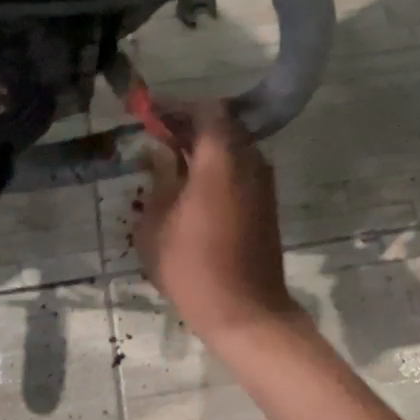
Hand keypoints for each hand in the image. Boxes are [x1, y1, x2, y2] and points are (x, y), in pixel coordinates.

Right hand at [136, 100, 301, 333]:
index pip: (207, 109)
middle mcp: (250, 160)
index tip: (152, 117)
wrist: (245, 310)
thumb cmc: (192, 266)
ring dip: (205, 149)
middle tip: (158, 139)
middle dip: (190, 127)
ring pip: (234, 148)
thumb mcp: (157, 222)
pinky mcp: (267, 204)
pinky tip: (193, 188)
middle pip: (223, 125)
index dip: (178, 108)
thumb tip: (158, 152)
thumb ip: (159, 177)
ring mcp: (264, 183)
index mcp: (221, 158)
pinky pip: (242, 170)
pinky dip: (219, 169)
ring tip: (171, 164)